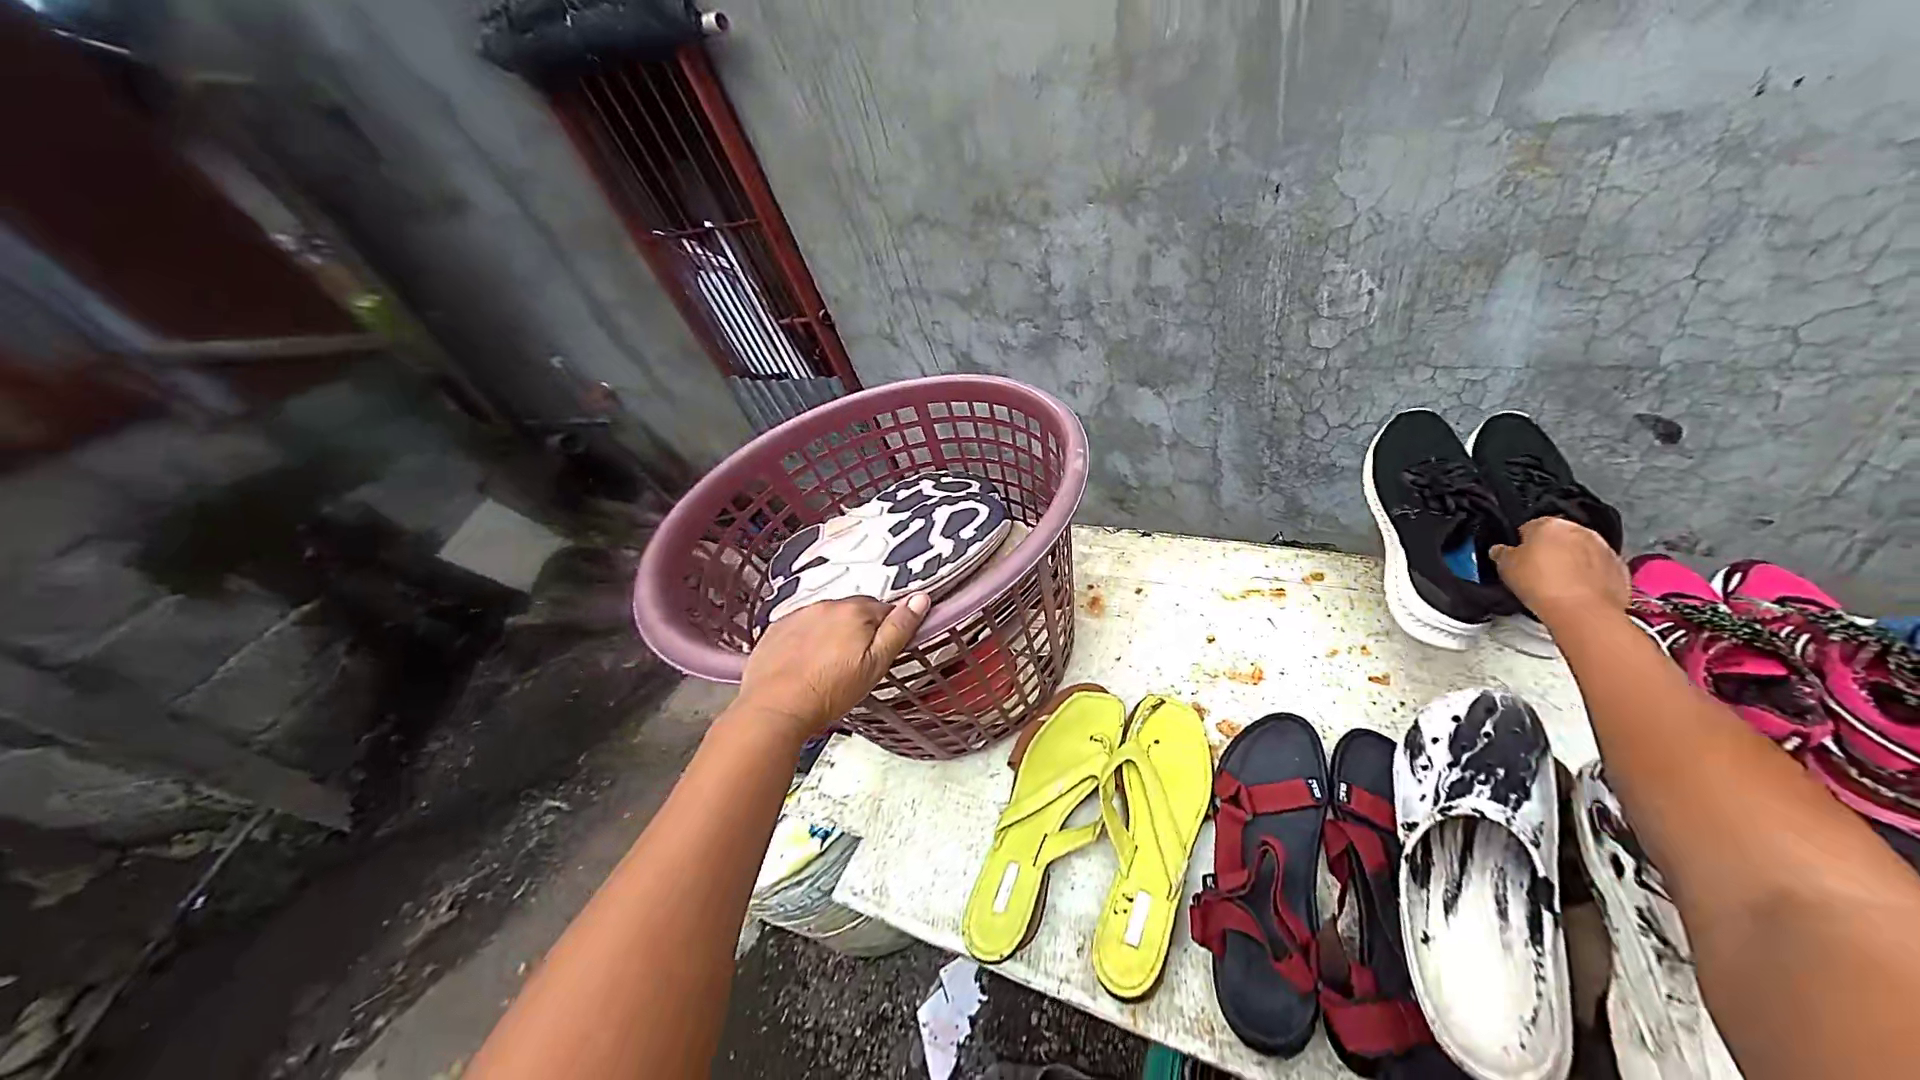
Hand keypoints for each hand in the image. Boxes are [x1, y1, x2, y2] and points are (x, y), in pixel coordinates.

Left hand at [733, 594, 930, 740]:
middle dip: (858, 633)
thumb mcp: (876, 664)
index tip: (881, 652)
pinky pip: (800, 629)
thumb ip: (899, 628)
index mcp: (855, 611)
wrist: (775, 708)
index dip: (886, 633)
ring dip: (831, 636)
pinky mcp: (777, 630)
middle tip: (856, 666)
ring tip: (829, 670)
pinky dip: (806, 642)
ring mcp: (798, 616)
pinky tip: (806, 667)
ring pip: (826, 620)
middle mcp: (826, 606)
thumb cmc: (827, 691)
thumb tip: (919, 599)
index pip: (884, 610)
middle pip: (854, 613)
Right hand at [1489, 517, 1629, 625]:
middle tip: (1536, 572)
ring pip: (1581, 551)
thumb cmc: (1540, 584)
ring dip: (1571, 562)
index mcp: (1549, 524)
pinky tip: (1576, 591)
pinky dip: (1589, 576)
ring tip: (1556, 584)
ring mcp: (1604, 548)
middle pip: (1558, 538)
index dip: (1520, 544)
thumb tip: (1501, 550)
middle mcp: (1580, 530)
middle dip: (1549, 550)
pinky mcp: (1620, 568)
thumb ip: (1502, 553)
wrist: (1581, 610)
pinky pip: (1599, 568)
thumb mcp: (1505, 566)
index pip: (1528, 527)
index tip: (1516, 558)